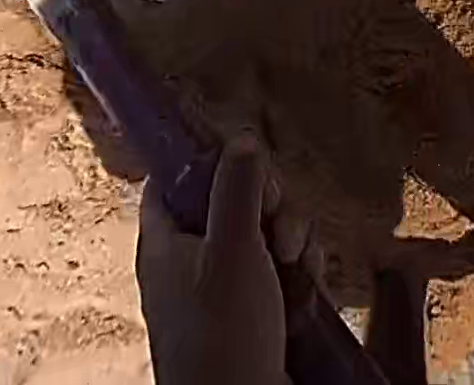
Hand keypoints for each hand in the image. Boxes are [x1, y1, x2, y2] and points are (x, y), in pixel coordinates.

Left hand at [137, 138, 316, 384]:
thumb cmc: (225, 336)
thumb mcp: (232, 250)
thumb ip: (237, 188)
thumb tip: (241, 137)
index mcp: (166, 242)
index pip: (171, 179)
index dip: (203, 161)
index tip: (239, 160)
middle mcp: (192, 258)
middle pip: (228, 197)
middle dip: (264, 199)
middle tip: (274, 212)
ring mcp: (224, 284)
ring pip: (261, 227)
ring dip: (288, 232)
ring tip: (295, 258)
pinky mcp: (255, 306)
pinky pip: (279, 262)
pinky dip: (297, 264)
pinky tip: (307, 279)